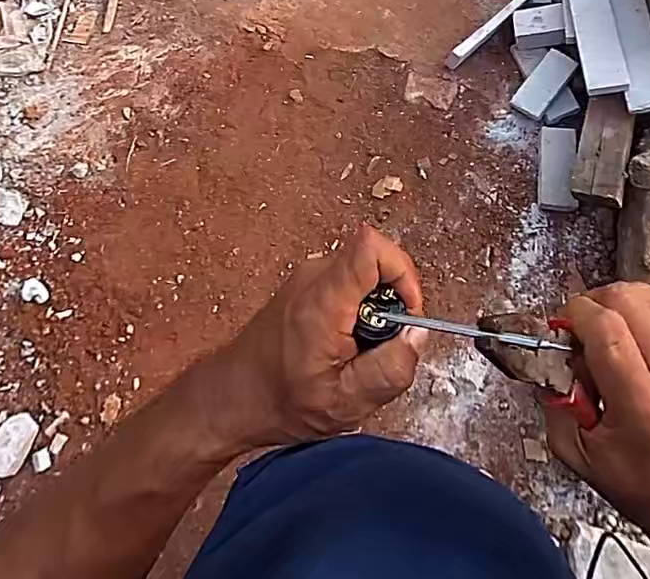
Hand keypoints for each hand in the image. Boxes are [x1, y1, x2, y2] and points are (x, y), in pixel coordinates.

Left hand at [196, 225, 426, 449]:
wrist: (231, 396)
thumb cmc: (280, 402)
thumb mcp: (345, 403)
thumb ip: (389, 369)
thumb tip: (417, 334)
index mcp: (324, 300)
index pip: (372, 246)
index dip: (403, 271)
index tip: (407, 311)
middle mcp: (314, 276)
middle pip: (376, 257)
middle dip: (394, 296)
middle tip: (383, 340)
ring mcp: (309, 275)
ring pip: (365, 269)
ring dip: (377, 304)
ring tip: (359, 347)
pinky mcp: (307, 281)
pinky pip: (350, 278)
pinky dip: (360, 305)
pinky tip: (344, 342)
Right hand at [543, 282, 649, 573]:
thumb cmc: (648, 491)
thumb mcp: (582, 457)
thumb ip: (557, 399)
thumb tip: (553, 353)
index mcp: (645, 409)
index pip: (606, 328)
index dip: (575, 314)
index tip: (562, 327)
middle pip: (626, 298)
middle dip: (592, 303)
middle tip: (581, 331)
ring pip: (645, 295)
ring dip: (614, 306)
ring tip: (605, 337)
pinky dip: (637, 318)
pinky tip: (630, 346)